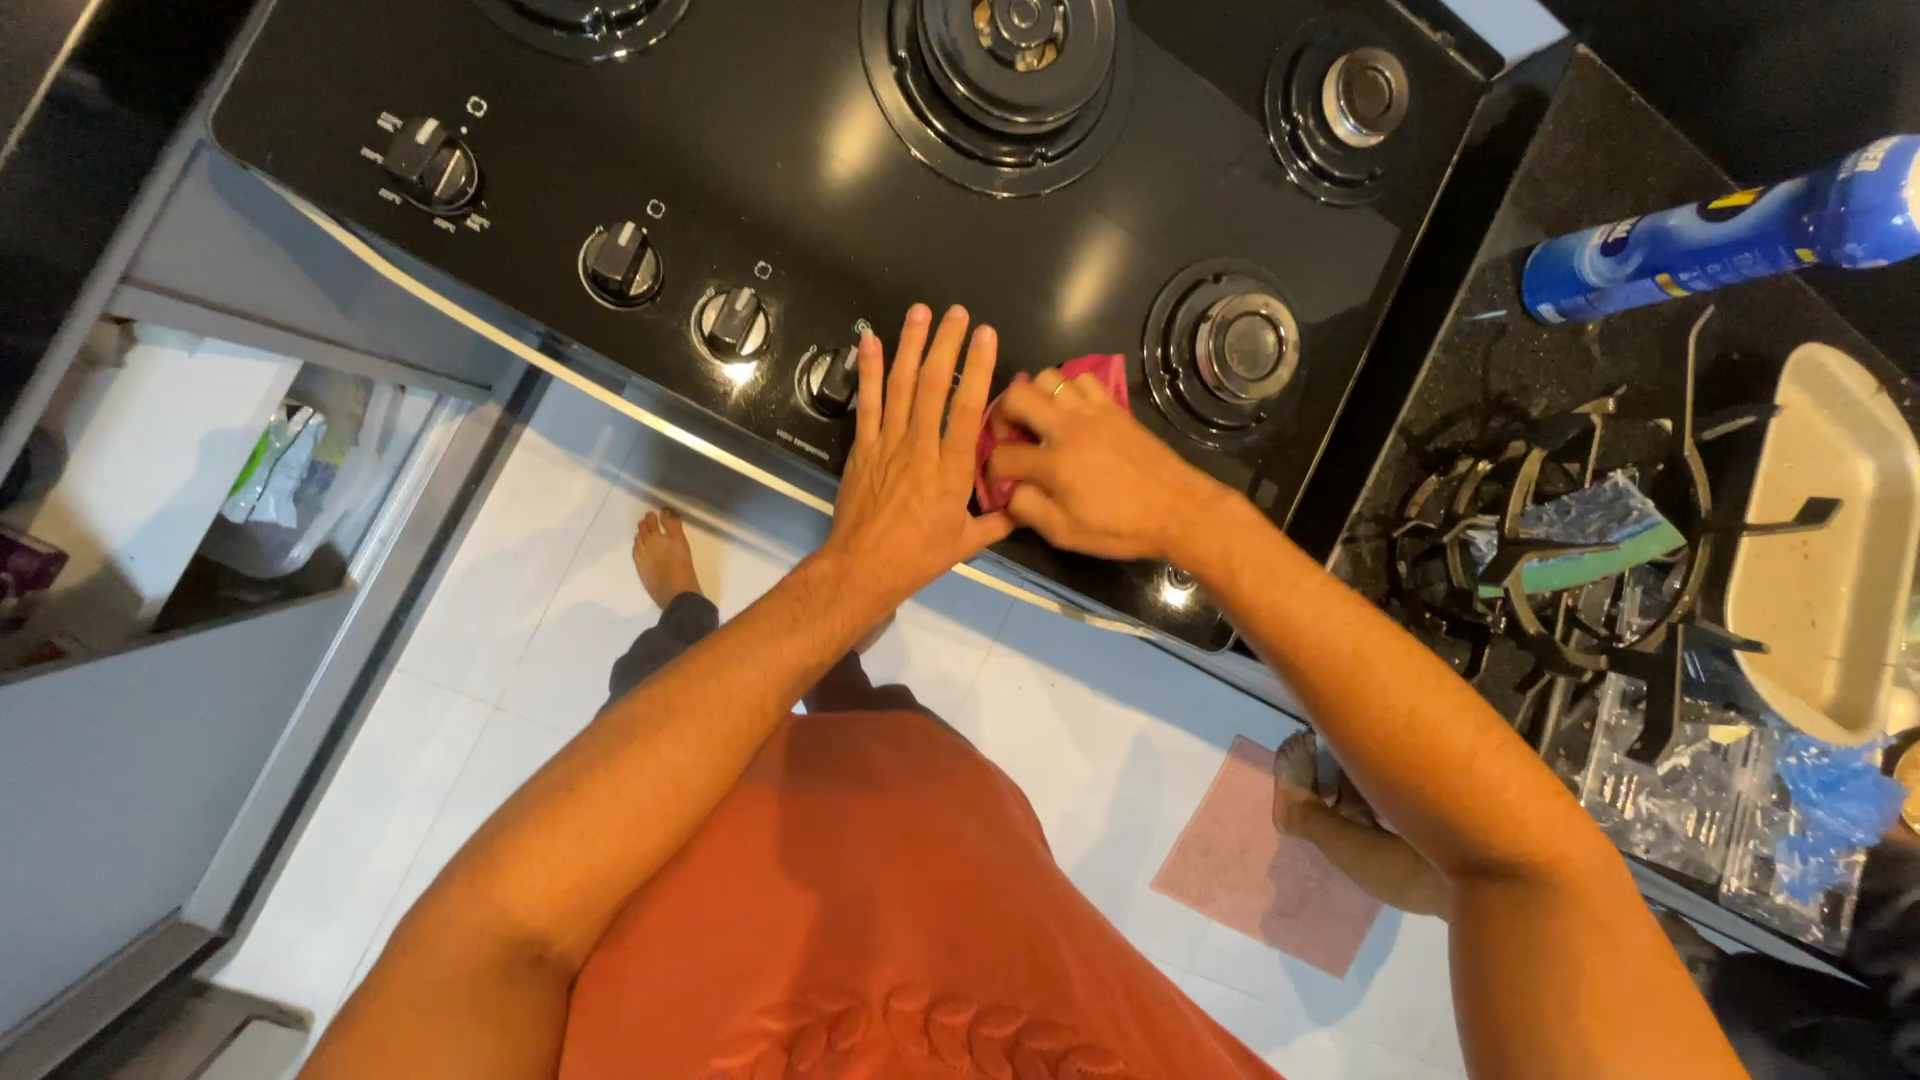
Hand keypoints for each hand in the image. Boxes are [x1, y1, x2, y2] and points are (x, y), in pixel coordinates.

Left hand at [822, 304, 1012, 605]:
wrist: (864, 567)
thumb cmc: (919, 556)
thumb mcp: (967, 543)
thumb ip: (999, 520)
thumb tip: (1026, 504)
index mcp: (952, 469)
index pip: (968, 408)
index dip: (978, 368)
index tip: (986, 336)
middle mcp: (920, 447)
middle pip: (933, 385)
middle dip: (945, 344)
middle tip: (956, 313)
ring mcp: (888, 444)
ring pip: (900, 385)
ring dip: (910, 345)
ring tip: (919, 313)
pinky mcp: (863, 448)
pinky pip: (867, 403)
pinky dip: (869, 371)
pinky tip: (871, 341)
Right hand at [986, 367, 1229, 561]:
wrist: (1177, 509)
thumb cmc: (1120, 528)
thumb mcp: (1066, 534)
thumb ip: (1029, 510)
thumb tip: (1009, 491)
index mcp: (1055, 464)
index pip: (1001, 456)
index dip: (989, 471)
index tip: (997, 482)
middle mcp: (1069, 428)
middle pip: (1016, 397)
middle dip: (1000, 416)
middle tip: (1008, 437)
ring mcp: (1093, 412)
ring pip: (1048, 378)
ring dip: (1034, 397)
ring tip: (1038, 421)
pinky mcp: (1114, 407)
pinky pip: (1082, 379)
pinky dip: (1068, 390)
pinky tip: (1070, 413)